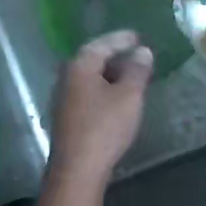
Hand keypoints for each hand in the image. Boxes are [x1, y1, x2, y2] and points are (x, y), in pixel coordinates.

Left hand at [48, 30, 152, 186]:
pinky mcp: (67, 117)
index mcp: (79, 66)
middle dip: (115, 56)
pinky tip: (116, 99)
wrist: (78, 168)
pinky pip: (88, 93)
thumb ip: (136, 70)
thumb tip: (142, 52)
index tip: (137, 37)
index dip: (121, 39)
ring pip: (90, 78)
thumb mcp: (128, 95)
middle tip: (136, 55)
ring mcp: (64, 99)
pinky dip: (104, 90)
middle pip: (92, 59)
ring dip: (109, 75)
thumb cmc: (104, 127)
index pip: (101, 43)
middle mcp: (66, 78)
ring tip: (131, 76)